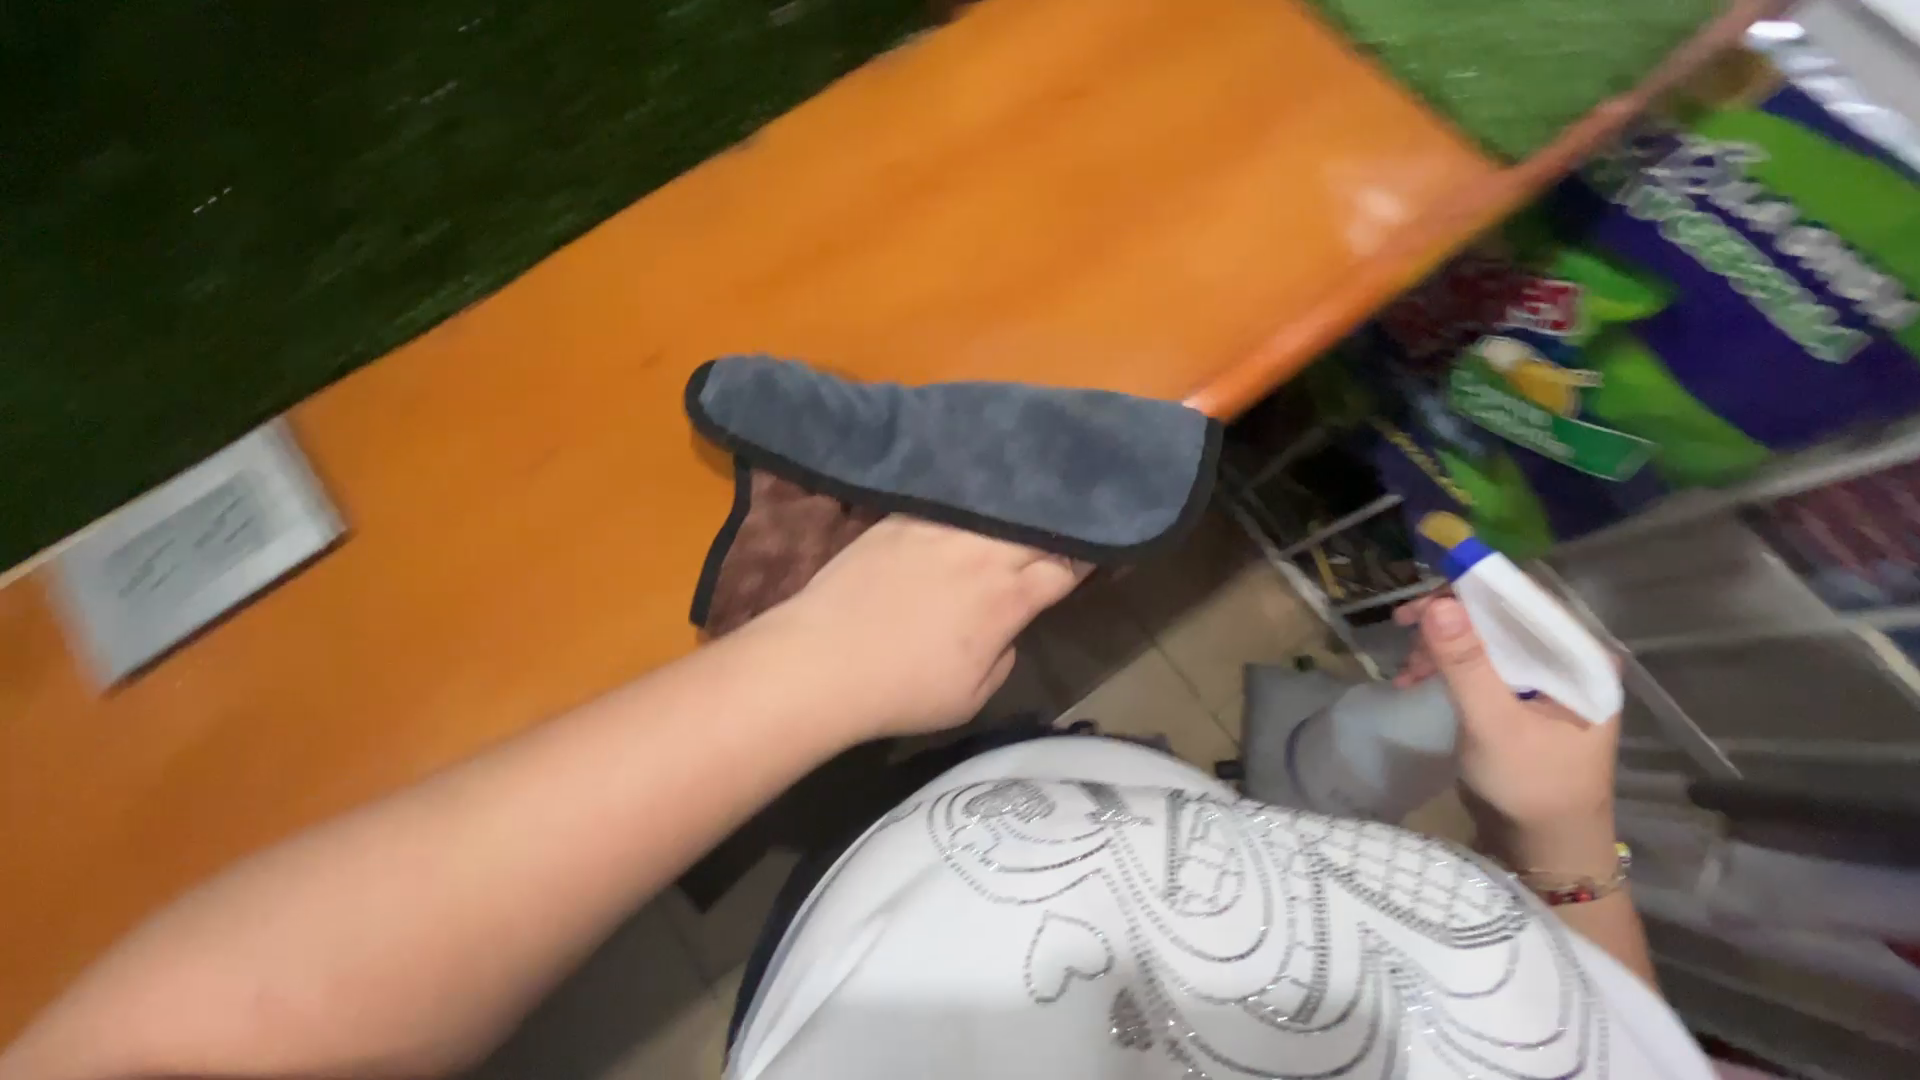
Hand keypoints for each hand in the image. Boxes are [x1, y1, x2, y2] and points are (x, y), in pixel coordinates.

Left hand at [765, 516, 1086, 738]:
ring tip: (1027, 501)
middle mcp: (981, 554)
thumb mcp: (971, 698)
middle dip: (1055, 531)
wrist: (824, 660)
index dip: (1083, 563)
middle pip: (1035, 531)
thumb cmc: (902, 691)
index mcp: (1006, 599)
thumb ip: (1003, 657)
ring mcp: (939, 530)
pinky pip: (947, 503)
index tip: (1090, 557)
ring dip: (1015, 511)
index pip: (1063, 569)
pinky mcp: (901, 519)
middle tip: (1063, 530)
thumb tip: (1004, 631)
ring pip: (994, 510)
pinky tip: (970, 498)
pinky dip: (967, 502)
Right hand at [1394, 595, 1620, 873]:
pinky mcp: (1519, 697)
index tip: (1423, 597)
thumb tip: (1438, 603)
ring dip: (1440, 645)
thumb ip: (1466, 663)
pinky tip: (1415, 679)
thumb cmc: (1532, 787)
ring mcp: (1543, 680)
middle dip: (1448, 620)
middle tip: (1403, 628)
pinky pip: (1479, 662)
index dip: (1474, 588)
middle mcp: (1567, 662)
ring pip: (1484, 637)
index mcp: (1581, 662)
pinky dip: (1444, 665)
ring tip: (1407, 669)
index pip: (1527, 602)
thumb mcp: (1493, 724)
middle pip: (1501, 616)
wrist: (1545, 850)